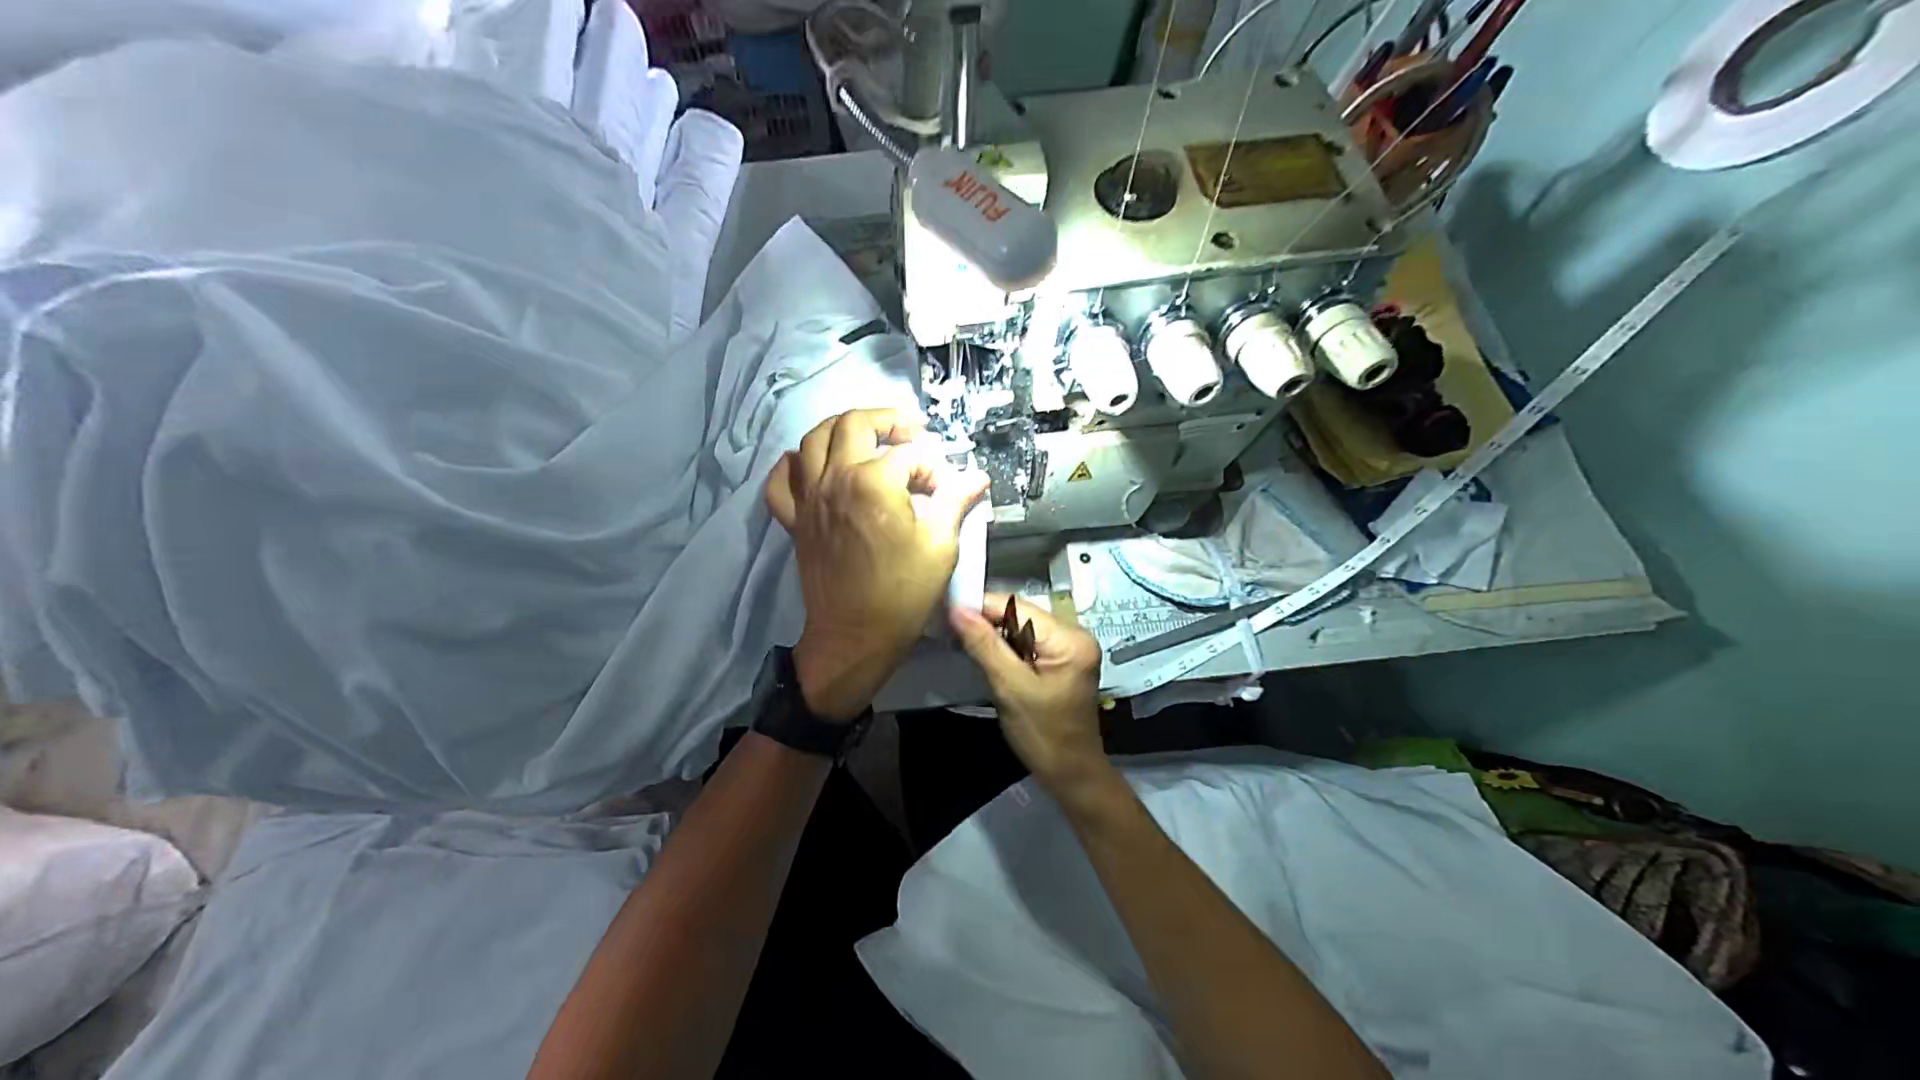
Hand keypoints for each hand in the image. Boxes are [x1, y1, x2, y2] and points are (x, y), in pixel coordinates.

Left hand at [766, 409, 987, 720]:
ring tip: (865, 436)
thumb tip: (977, 477)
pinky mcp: (795, 520)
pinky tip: (809, 465)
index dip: (933, 466)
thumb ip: (956, 501)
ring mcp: (809, 499)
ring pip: (812, 440)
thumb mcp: (941, 546)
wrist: (855, 636)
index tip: (946, 488)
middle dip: (886, 421)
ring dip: (840, 428)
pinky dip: (792, 466)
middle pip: (853, 424)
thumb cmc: (903, 593)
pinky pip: (780, 482)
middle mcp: (835, 479)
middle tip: (909, 433)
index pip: (909, 455)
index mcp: (873, 482)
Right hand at [949, 593, 1109, 791]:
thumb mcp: (1010, 688)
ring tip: (963, 641)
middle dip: (986, 621)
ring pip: (1021, 627)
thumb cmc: (1042, 735)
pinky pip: (1027, 642)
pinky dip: (1005, 647)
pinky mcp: (1061, 660)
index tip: (947, 611)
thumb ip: (984, 645)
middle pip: (1021, 614)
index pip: (1019, 607)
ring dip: (993, 634)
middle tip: (951, 629)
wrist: (1070, 774)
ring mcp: (1070, 647)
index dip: (982, 607)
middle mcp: (1075, 634)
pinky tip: (986, 655)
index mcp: (1070, 639)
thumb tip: (956, 609)